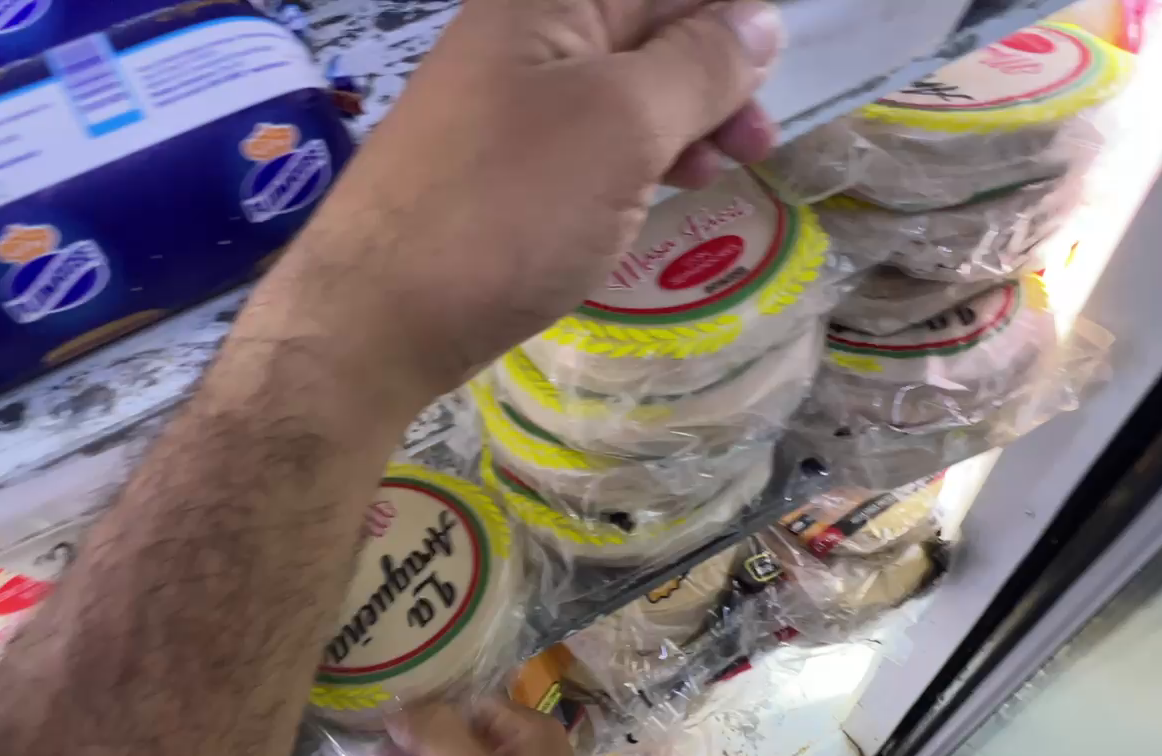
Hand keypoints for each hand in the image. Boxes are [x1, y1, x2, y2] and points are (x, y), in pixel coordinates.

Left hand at [244, 0, 785, 400]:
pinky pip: (582, 149)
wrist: (382, 318)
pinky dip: (629, 165)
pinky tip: (652, 195)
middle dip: (713, 74)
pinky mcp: (498, 175)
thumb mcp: (621, 127)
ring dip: (678, 125)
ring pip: (616, 96)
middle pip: (643, 30)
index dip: (732, 16)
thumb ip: (697, 67)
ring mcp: (505, 109)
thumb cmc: (507, 211)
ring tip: (717, 173)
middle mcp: (524, 37)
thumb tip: (759, 23)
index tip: (779, 68)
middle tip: (758, 142)